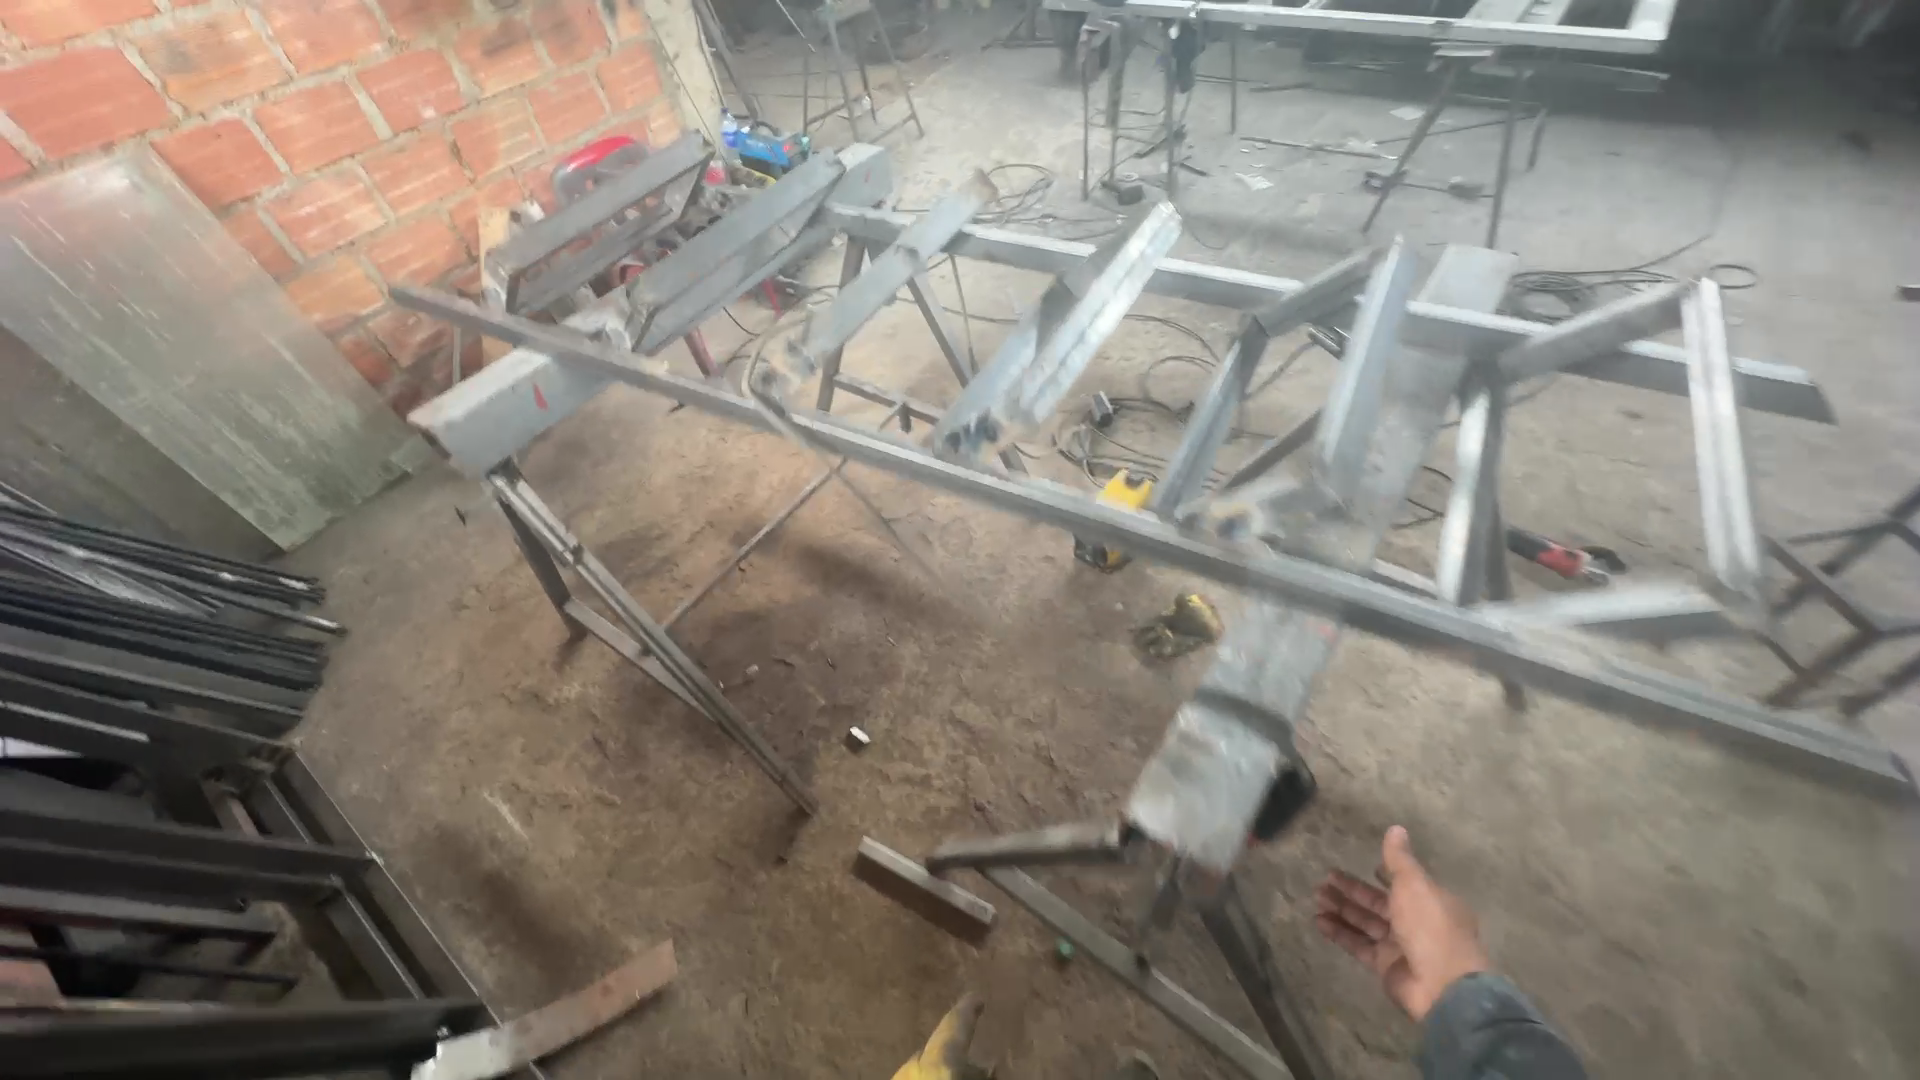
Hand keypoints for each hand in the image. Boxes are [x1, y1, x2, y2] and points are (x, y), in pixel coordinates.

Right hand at [1314, 825, 1489, 1021]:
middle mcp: (1416, 922)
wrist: (1443, 985)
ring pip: (1366, 921)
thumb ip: (1399, 859)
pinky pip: (1358, 944)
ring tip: (1316, 895)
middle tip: (1324, 878)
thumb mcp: (1415, 884)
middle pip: (1378, 902)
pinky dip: (1339, 932)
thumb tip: (1396, 828)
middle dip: (1352, 890)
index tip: (1367, 866)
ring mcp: (1401, 945)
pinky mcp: (1385, 965)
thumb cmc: (1430, 926)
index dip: (1385, 874)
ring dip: (1342, 908)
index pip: (1404, 883)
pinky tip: (1318, 920)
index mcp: (1430, 902)